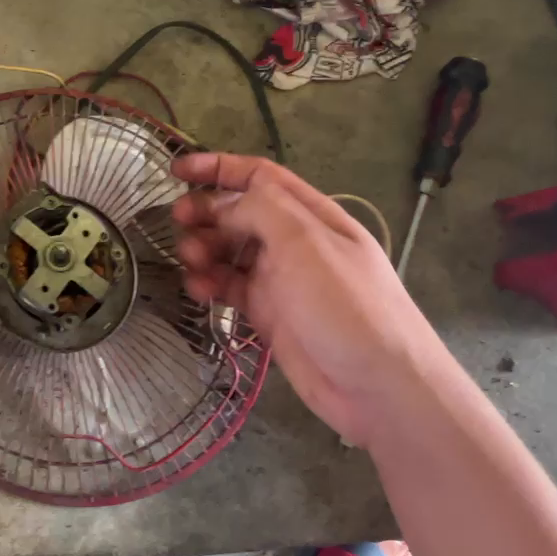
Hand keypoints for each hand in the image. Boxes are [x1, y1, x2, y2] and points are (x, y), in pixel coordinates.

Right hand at [171, 153, 453, 447]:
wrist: (380, 388)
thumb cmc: (345, 304)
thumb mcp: (305, 242)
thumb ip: (259, 209)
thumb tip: (220, 206)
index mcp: (310, 215)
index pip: (258, 176)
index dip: (217, 166)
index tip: (176, 170)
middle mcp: (293, 241)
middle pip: (237, 212)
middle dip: (204, 210)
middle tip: (177, 220)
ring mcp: (280, 279)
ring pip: (228, 250)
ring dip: (203, 248)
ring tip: (190, 260)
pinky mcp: (268, 313)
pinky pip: (229, 287)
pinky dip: (209, 283)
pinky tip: (198, 289)